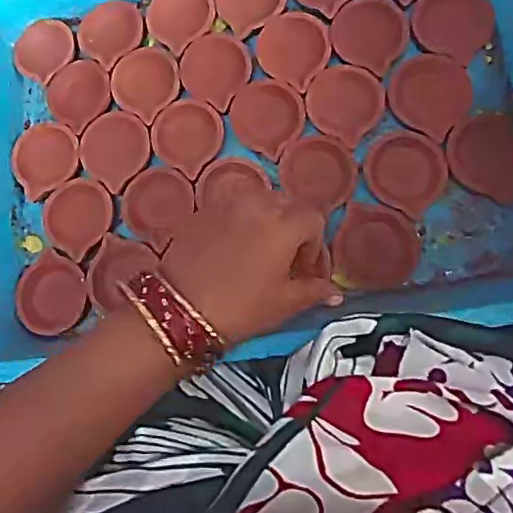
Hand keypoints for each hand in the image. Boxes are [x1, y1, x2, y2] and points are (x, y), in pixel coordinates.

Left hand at [159, 191, 339, 346]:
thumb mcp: (285, 303)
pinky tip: (234, 254)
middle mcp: (259, 201)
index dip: (317, 249)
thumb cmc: (241, 307)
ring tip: (261, 257)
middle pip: (289, 207)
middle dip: (295, 233)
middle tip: (289, 266)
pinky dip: (241, 226)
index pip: (315, 220)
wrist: (179, 311)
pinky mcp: (203, 211)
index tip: (309, 275)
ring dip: (268, 225)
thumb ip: (314, 290)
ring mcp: (228, 202)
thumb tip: (333, 292)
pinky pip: (233, 211)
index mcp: (285, 221)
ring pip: (260, 204)